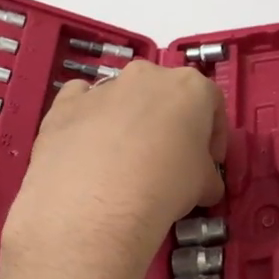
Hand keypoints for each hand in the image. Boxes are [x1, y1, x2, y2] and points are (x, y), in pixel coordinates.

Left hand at [2, 61, 226, 278]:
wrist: (97, 202)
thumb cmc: (167, 184)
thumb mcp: (206, 185)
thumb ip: (208, 175)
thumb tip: (204, 185)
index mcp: (191, 87)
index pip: (212, 104)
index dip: (214, 135)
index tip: (209, 161)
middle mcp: (148, 76)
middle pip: (166, 95)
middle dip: (171, 122)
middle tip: (170, 158)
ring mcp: (103, 87)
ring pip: (124, 97)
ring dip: (130, 121)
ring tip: (126, 160)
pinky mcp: (64, 104)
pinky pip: (82, 102)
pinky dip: (88, 118)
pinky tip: (90, 147)